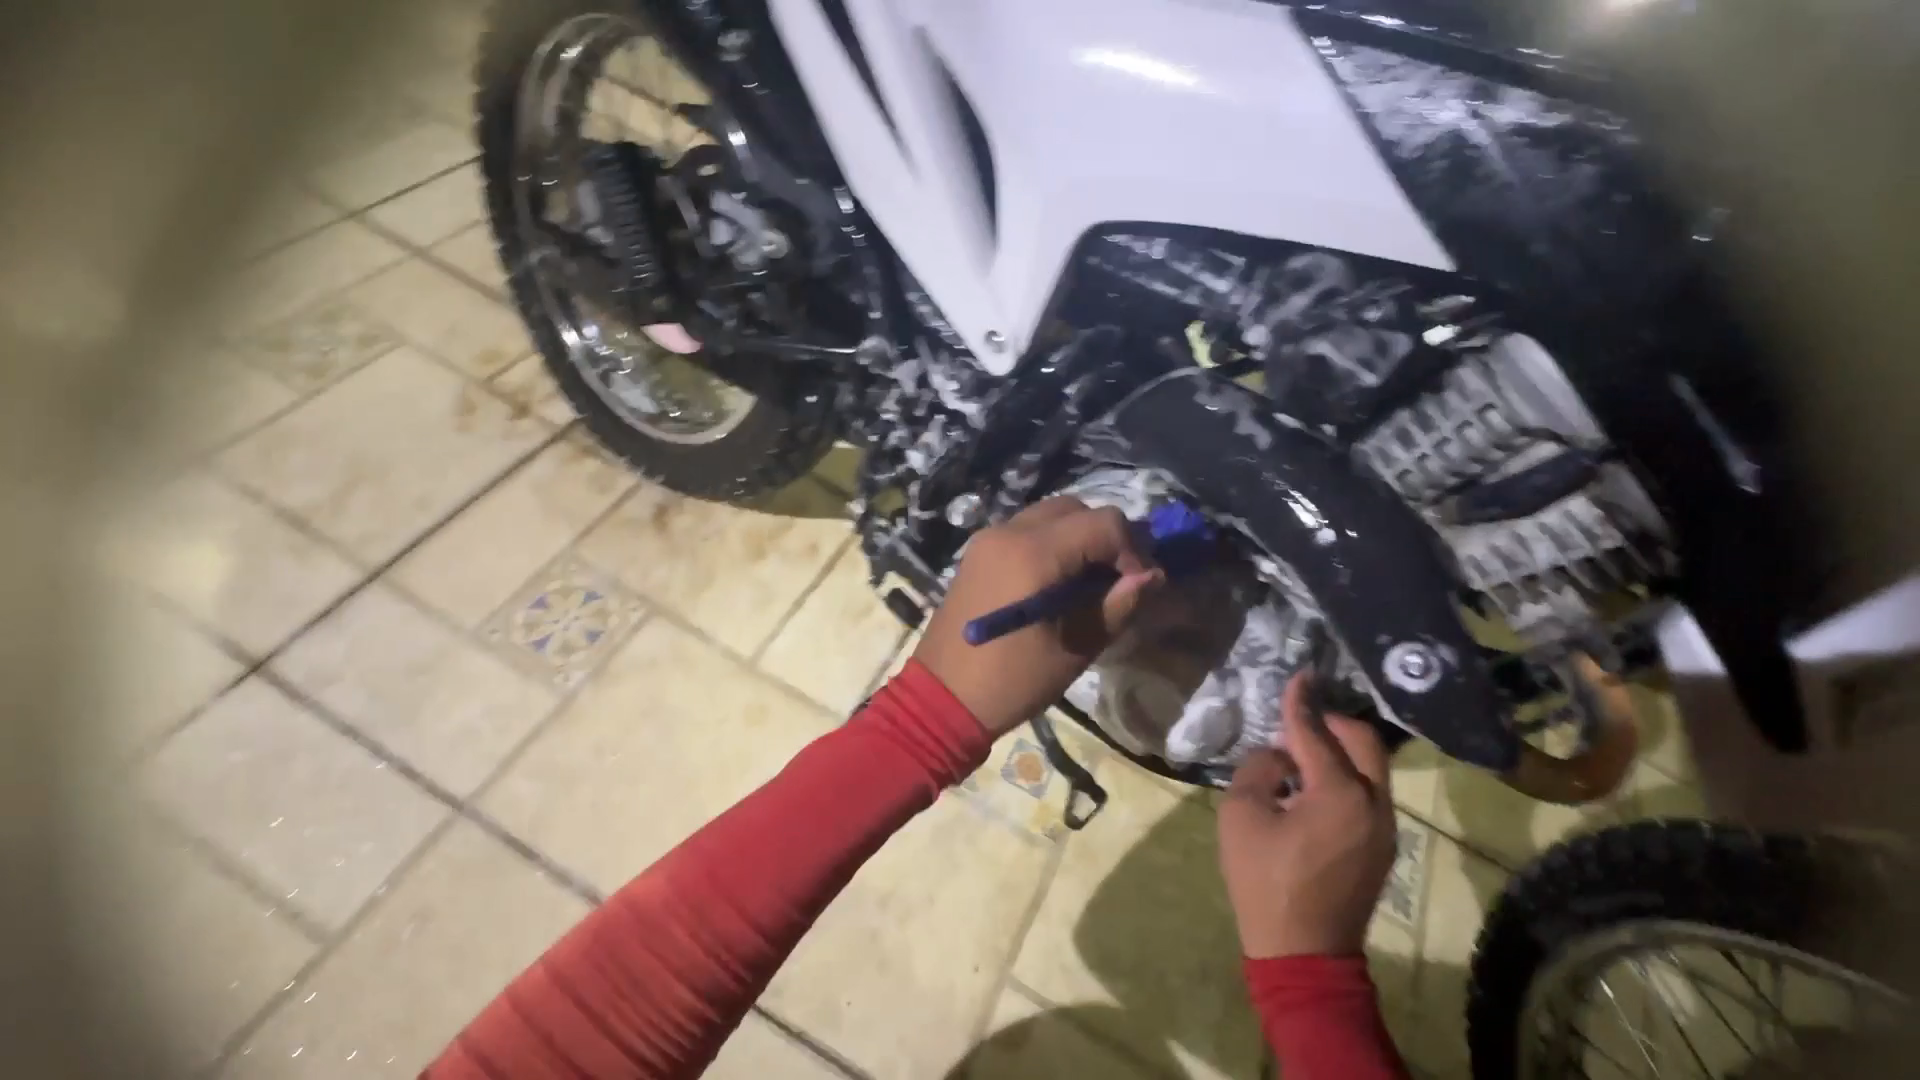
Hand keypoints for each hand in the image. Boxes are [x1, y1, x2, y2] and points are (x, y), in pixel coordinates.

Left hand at [915, 497, 1164, 736]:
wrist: (942, 699)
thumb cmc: (1013, 679)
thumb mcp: (1076, 647)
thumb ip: (1118, 604)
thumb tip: (1152, 576)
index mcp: (1033, 552)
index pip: (1104, 523)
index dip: (1133, 550)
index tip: (1139, 586)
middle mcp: (1008, 532)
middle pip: (1076, 509)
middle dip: (1108, 538)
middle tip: (1120, 580)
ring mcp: (988, 539)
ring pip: (1049, 515)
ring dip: (1079, 538)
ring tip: (1090, 583)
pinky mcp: (978, 553)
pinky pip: (1025, 531)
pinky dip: (1052, 544)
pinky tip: (1058, 583)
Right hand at [1217, 674, 1397, 958]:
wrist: (1303, 951)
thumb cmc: (1264, 880)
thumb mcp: (1241, 815)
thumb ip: (1259, 769)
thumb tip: (1278, 756)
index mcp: (1339, 793)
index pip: (1316, 733)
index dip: (1301, 702)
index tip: (1299, 675)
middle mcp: (1374, 803)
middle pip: (1363, 741)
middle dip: (1331, 722)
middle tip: (1298, 718)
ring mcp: (1385, 827)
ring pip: (1371, 767)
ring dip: (1340, 750)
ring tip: (1301, 752)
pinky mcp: (1382, 845)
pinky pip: (1369, 792)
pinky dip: (1345, 776)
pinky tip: (1312, 786)